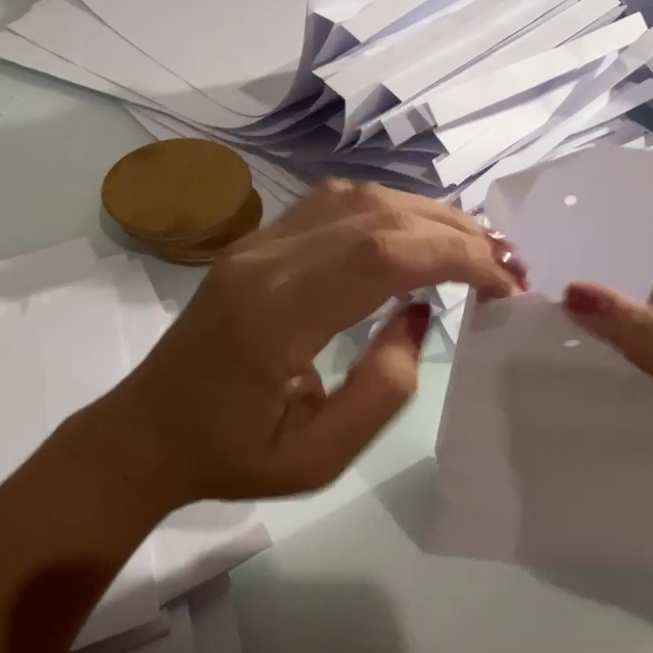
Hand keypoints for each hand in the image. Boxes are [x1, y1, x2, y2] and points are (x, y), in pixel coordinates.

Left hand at [104, 181, 524, 507]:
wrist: (148, 431)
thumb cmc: (232, 456)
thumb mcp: (319, 456)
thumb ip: (383, 388)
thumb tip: (419, 314)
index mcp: (276, 316)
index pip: (381, 256)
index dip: (454, 257)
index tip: (504, 284)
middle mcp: (264, 261)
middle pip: (375, 214)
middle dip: (453, 231)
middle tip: (505, 264)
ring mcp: (256, 243)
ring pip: (355, 196)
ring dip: (423, 212)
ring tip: (473, 246)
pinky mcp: (256, 241)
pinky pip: (331, 204)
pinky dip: (387, 210)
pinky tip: (415, 234)